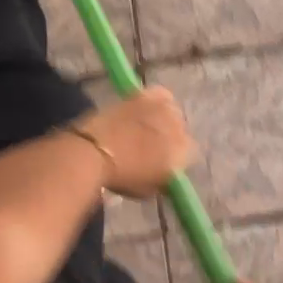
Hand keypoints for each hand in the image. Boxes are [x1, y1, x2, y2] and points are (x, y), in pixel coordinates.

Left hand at [74, 86, 194, 198]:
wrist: (93, 153)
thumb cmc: (119, 177)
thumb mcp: (146, 189)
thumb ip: (161, 179)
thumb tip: (164, 173)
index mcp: (183, 155)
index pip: (188, 152)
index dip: (175, 155)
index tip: (162, 159)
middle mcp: (180, 130)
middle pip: (181, 129)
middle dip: (169, 135)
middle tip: (151, 141)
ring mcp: (164, 110)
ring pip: (172, 110)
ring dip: (162, 116)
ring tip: (146, 123)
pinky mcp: (145, 96)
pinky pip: (160, 94)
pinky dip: (155, 99)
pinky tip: (143, 105)